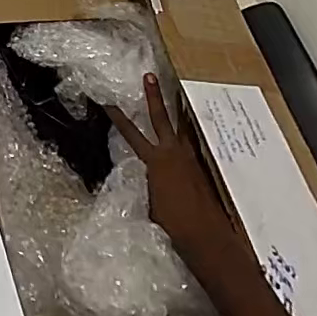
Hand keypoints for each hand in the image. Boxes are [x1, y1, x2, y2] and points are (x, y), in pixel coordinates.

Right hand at [103, 73, 237, 252]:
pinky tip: (186, 131)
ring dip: (177, 111)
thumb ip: (146, 182)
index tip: (107, 101)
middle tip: (149, 76)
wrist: (209, 239)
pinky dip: (186, 132)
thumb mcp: (149, 202)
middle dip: (153, 97)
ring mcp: (190, 159)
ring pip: (181, 128)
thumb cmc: (173, 223)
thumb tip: (144, 175)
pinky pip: (190, 143)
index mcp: (155, 161)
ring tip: (177, 95)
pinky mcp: (201, 169)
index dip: (117, 117)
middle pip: (161, 118)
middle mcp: (173, 154)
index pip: (131, 133)